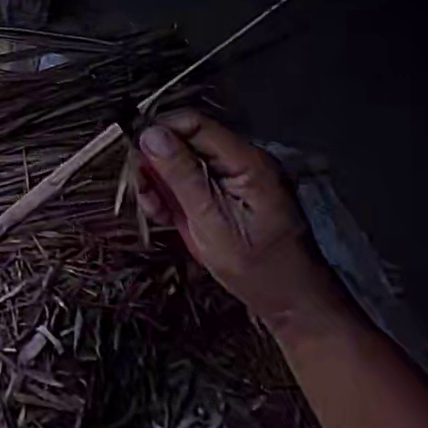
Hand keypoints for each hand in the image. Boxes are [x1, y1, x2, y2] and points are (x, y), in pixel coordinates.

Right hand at [135, 110, 342, 330]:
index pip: (194, 123)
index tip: (134, 151)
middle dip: (157, 160)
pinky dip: (170, 192)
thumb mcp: (212, 223)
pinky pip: (189, 177)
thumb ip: (181, 176)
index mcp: (247, 162)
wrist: (292, 304)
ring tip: (153, 207)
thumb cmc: (261, 270)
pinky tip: (164, 212)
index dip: (159, 131)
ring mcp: (233, 175)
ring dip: (160, 179)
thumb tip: (151, 134)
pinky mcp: (224, 190)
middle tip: (141, 187)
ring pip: (182, 158)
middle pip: (185, 139)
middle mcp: (241, 161)